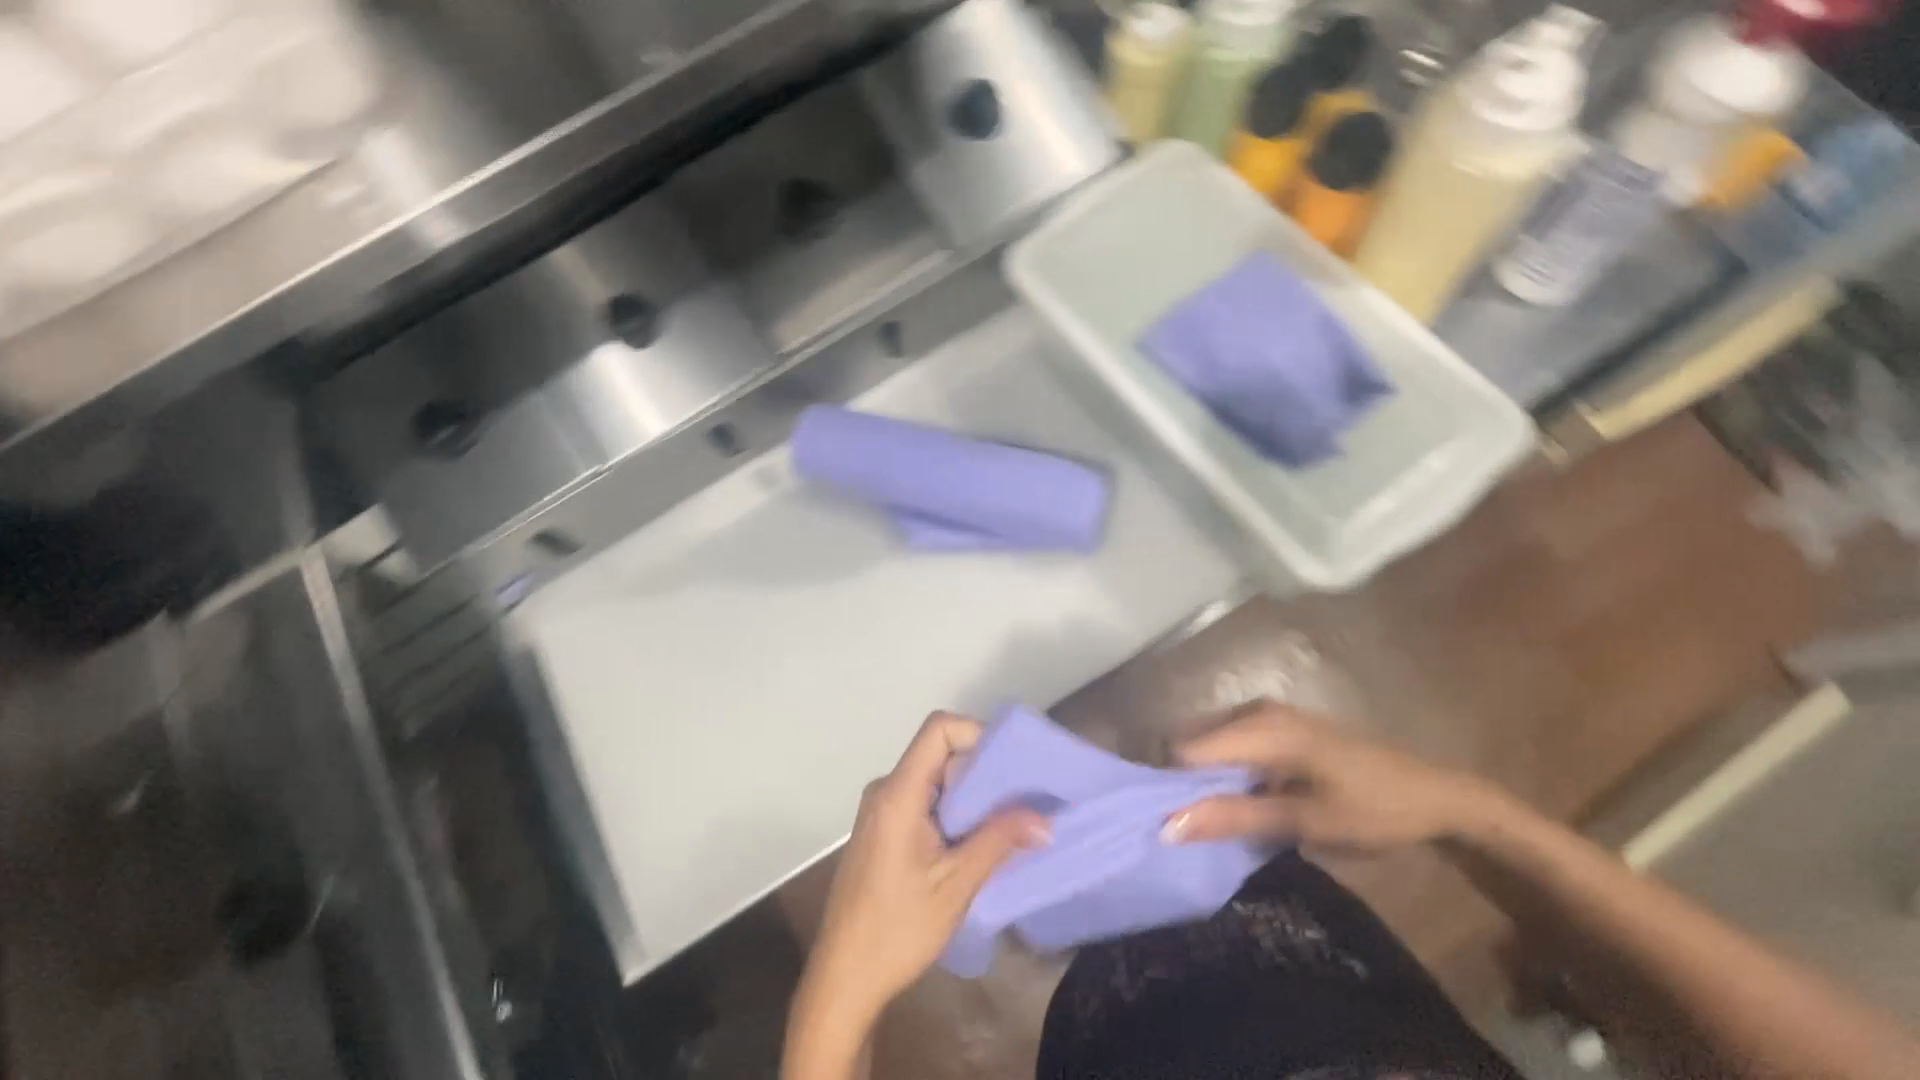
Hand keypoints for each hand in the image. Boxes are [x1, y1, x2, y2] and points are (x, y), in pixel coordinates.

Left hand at [801, 711, 1050, 1021]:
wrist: (844, 978)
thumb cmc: (897, 929)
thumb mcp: (956, 884)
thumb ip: (999, 841)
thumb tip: (1045, 818)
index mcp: (898, 794)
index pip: (939, 729)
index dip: (978, 734)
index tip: (1012, 768)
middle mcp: (885, 791)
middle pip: (940, 753)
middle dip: (983, 771)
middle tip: (1023, 800)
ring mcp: (880, 811)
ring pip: (934, 780)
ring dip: (971, 797)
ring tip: (1008, 824)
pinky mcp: (882, 832)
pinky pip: (923, 802)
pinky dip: (953, 813)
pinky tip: (977, 843)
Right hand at [1162, 704, 1501, 856]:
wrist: (1438, 797)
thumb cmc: (1373, 809)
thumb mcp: (1304, 821)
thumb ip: (1234, 818)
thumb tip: (1166, 826)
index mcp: (1261, 727)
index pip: (1183, 750)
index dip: (1169, 786)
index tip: (1166, 824)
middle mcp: (1256, 711)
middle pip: (1192, 742)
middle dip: (1181, 783)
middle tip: (1185, 827)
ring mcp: (1268, 716)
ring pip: (1210, 745)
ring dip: (1202, 782)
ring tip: (1207, 820)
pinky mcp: (1279, 728)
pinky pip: (1231, 746)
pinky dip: (1224, 774)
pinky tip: (1236, 804)